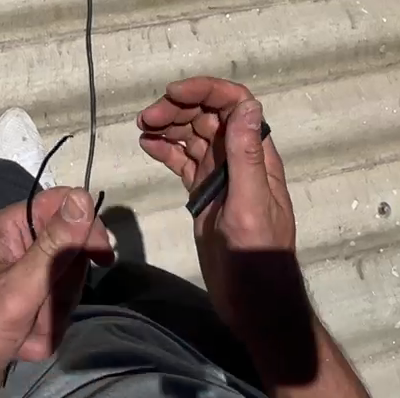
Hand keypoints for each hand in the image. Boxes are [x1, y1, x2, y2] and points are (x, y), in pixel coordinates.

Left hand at [0, 187, 111, 397]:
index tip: (103, 258)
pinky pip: (56, 310)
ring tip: (25, 332)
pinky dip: (45, 331)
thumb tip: (84, 197)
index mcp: (14, 225)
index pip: (65, 205)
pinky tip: (22, 343)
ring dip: (52, 315)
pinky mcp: (26, 304)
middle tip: (40, 308)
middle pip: (71, 251)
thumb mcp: (19, 285)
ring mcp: (23, 276)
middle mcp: (20, 244)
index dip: (87, 227)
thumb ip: (54, 244)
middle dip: (62, 288)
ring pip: (67, 285)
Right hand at [137, 78, 295, 327]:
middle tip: (146, 118)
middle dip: (178, 107)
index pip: (235, 104)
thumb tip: (246, 105)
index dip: (205, 90)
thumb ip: (246, 157)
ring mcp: (220, 175)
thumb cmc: (257, 261)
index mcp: (256, 155)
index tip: (172, 93)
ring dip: (168, 124)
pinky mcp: (204, 193)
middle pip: (208, 115)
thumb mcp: (250, 208)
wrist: (254, 310)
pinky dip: (165, 149)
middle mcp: (238, 158)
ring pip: (193, 134)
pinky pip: (183, 159)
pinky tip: (147, 146)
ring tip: (142, 128)